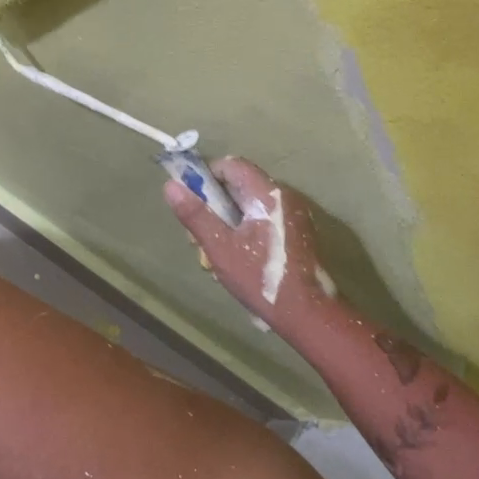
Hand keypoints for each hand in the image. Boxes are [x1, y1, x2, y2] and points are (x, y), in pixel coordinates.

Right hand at [165, 157, 340, 336]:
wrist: (307, 312)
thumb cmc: (259, 276)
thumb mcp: (219, 247)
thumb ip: (196, 214)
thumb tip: (170, 186)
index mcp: (267, 195)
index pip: (233, 165)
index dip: (207, 176)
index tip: (191, 199)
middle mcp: (285, 197)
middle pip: (241, 184)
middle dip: (215, 203)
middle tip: (199, 233)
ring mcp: (295, 215)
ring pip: (251, 204)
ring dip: (228, 219)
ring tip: (215, 249)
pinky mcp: (298, 231)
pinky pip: (264, 218)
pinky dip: (245, 228)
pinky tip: (238, 255)